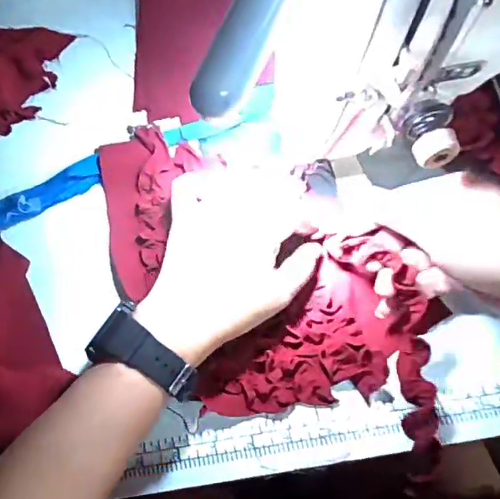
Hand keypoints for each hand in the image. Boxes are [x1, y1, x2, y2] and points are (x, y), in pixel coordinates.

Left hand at [134, 168, 324, 364]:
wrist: (184, 320)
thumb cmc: (236, 310)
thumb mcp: (279, 295)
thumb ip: (303, 267)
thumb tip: (316, 248)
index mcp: (264, 229)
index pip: (294, 210)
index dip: (308, 218)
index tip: (312, 229)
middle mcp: (236, 211)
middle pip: (267, 185)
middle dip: (286, 189)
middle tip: (295, 200)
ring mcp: (206, 210)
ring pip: (233, 178)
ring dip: (253, 179)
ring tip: (264, 189)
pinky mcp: (183, 217)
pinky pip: (188, 185)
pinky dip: (201, 180)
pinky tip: (213, 188)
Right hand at [360, 172, 499, 349]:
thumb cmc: (481, 242)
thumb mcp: (428, 222)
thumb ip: (389, 210)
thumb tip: (358, 195)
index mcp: (446, 190)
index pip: (396, 201)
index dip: (378, 225)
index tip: (367, 245)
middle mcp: (457, 210)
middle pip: (408, 233)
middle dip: (399, 253)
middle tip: (401, 268)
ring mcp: (470, 240)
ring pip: (424, 258)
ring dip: (418, 272)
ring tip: (432, 280)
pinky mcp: (480, 268)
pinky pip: (446, 273)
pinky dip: (440, 281)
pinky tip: (447, 287)